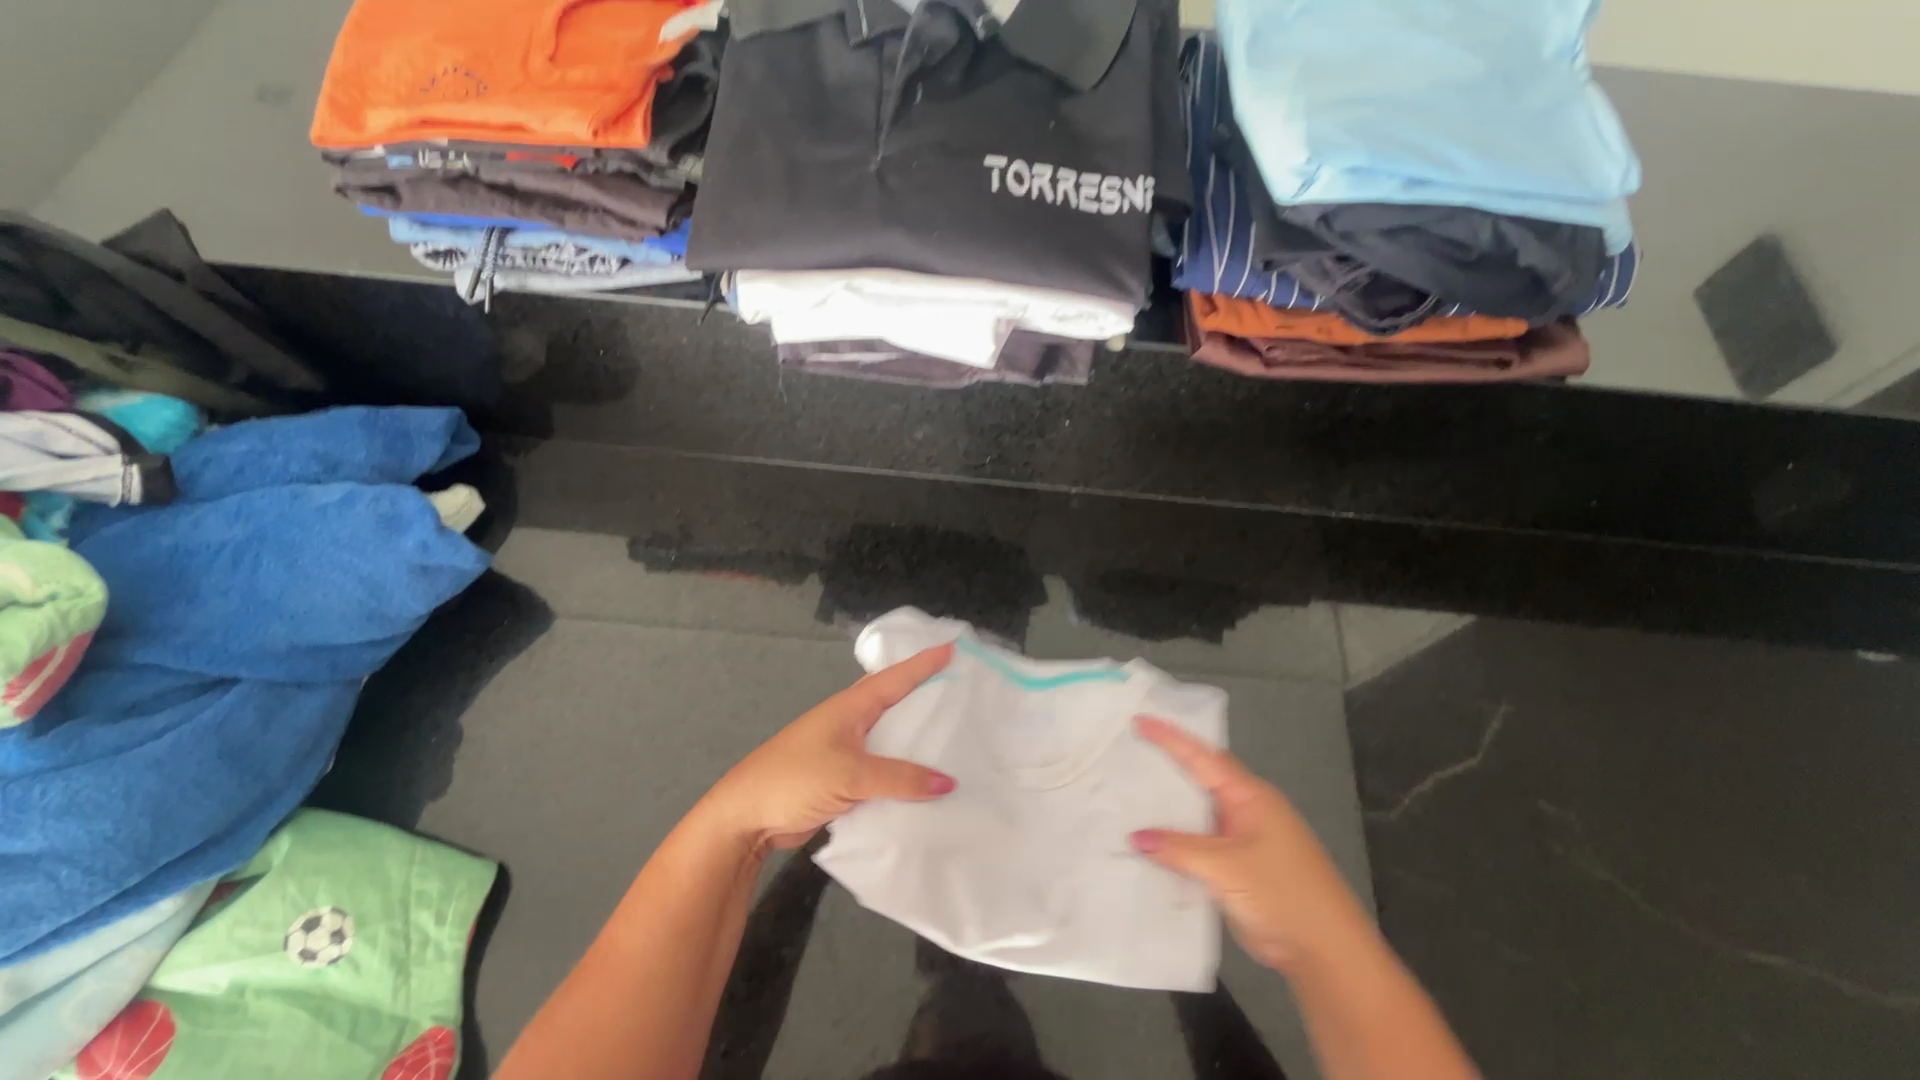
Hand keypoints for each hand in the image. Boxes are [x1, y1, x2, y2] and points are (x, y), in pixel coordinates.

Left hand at [699, 645, 957, 855]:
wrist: (744, 818)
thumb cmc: (793, 779)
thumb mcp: (851, 775)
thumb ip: (900, 778)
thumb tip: (948, 782)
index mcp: (849, 709)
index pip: (894, 679)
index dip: (923, 664)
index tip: (952, 649)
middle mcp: (848, 725)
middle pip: (893, 705)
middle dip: (924, 697)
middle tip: (962, 694)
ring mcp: (843, 753)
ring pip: (889, 742)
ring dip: (916, 742)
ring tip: (955, 741)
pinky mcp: (840, 782)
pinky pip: (882, 773)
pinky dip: (903, 776)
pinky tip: (925, 786)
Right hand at [1130, 716, 1369, 972]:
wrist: (1325, 951)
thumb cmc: (1283, 894)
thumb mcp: (1228, 867)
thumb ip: (1180, 849)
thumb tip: (1135, 837)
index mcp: (1251, 798)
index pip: (1205, 758)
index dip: (1172, 739)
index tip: (1140, 721)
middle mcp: (1246, 812)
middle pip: (1200, 781)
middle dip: (1165, 767)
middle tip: (1125, 754)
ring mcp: (1242, 842)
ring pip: (1196, 816)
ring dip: (1167, 809)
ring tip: (1125, 796)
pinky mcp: (1237, 870)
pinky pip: (1198, 846)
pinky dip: (1174, 842)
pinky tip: (1148, 847)